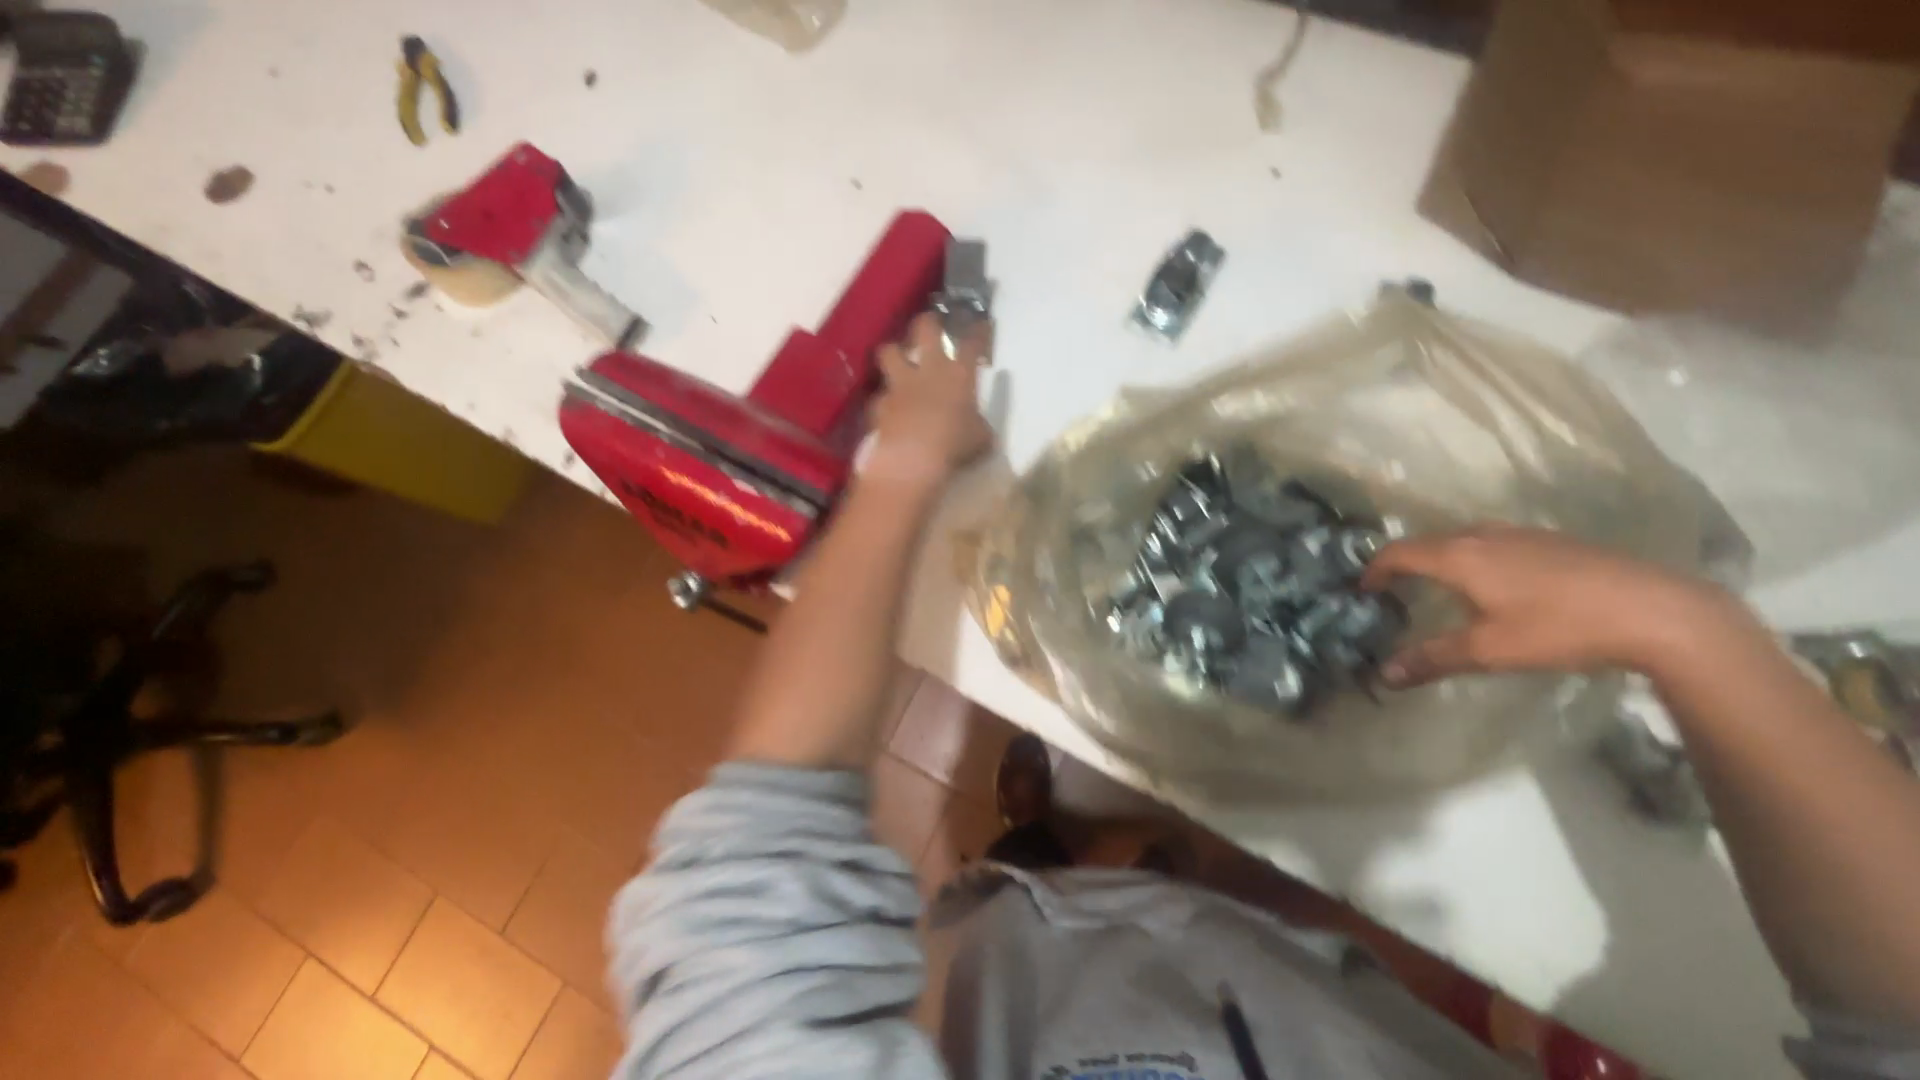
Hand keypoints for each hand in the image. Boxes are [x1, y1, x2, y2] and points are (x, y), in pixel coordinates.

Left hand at [867, 312, 993, 486]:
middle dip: (928, 322)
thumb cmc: (955, 445)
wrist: (913, 459)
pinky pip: (879, 395)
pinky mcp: (879, 403)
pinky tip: (886, 410)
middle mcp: (928, 370)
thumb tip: (980, 428)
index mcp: (959, 375)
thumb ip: (980, 426)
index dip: (978, 332)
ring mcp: (900, 384)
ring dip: (893, 353)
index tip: (981, 325)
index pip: (972, 343)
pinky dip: (883, 401)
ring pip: (888, 351)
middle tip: (930, 324)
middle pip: (925, 329)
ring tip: (896, 361)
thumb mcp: (981, 439)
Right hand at [1360, 525, 1737, 686]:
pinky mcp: (1553, 541)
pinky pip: (1494, 543)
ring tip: (1440, 589)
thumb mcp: (1490, 650)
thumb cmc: (1560, 628)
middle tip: (1396, 592)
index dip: (1374, 569)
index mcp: (1460, 555)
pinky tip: (1496, 587)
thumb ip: (1434, 659)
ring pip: (1464, 539)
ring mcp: (1522, 533)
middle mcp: (1484, 535)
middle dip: (1406, 563)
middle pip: (1429, 541)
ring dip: (1442, 559)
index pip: (1399, 552)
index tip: (1363, 591)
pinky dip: (1475, 559)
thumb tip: (1384, 674)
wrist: (1656, 610)